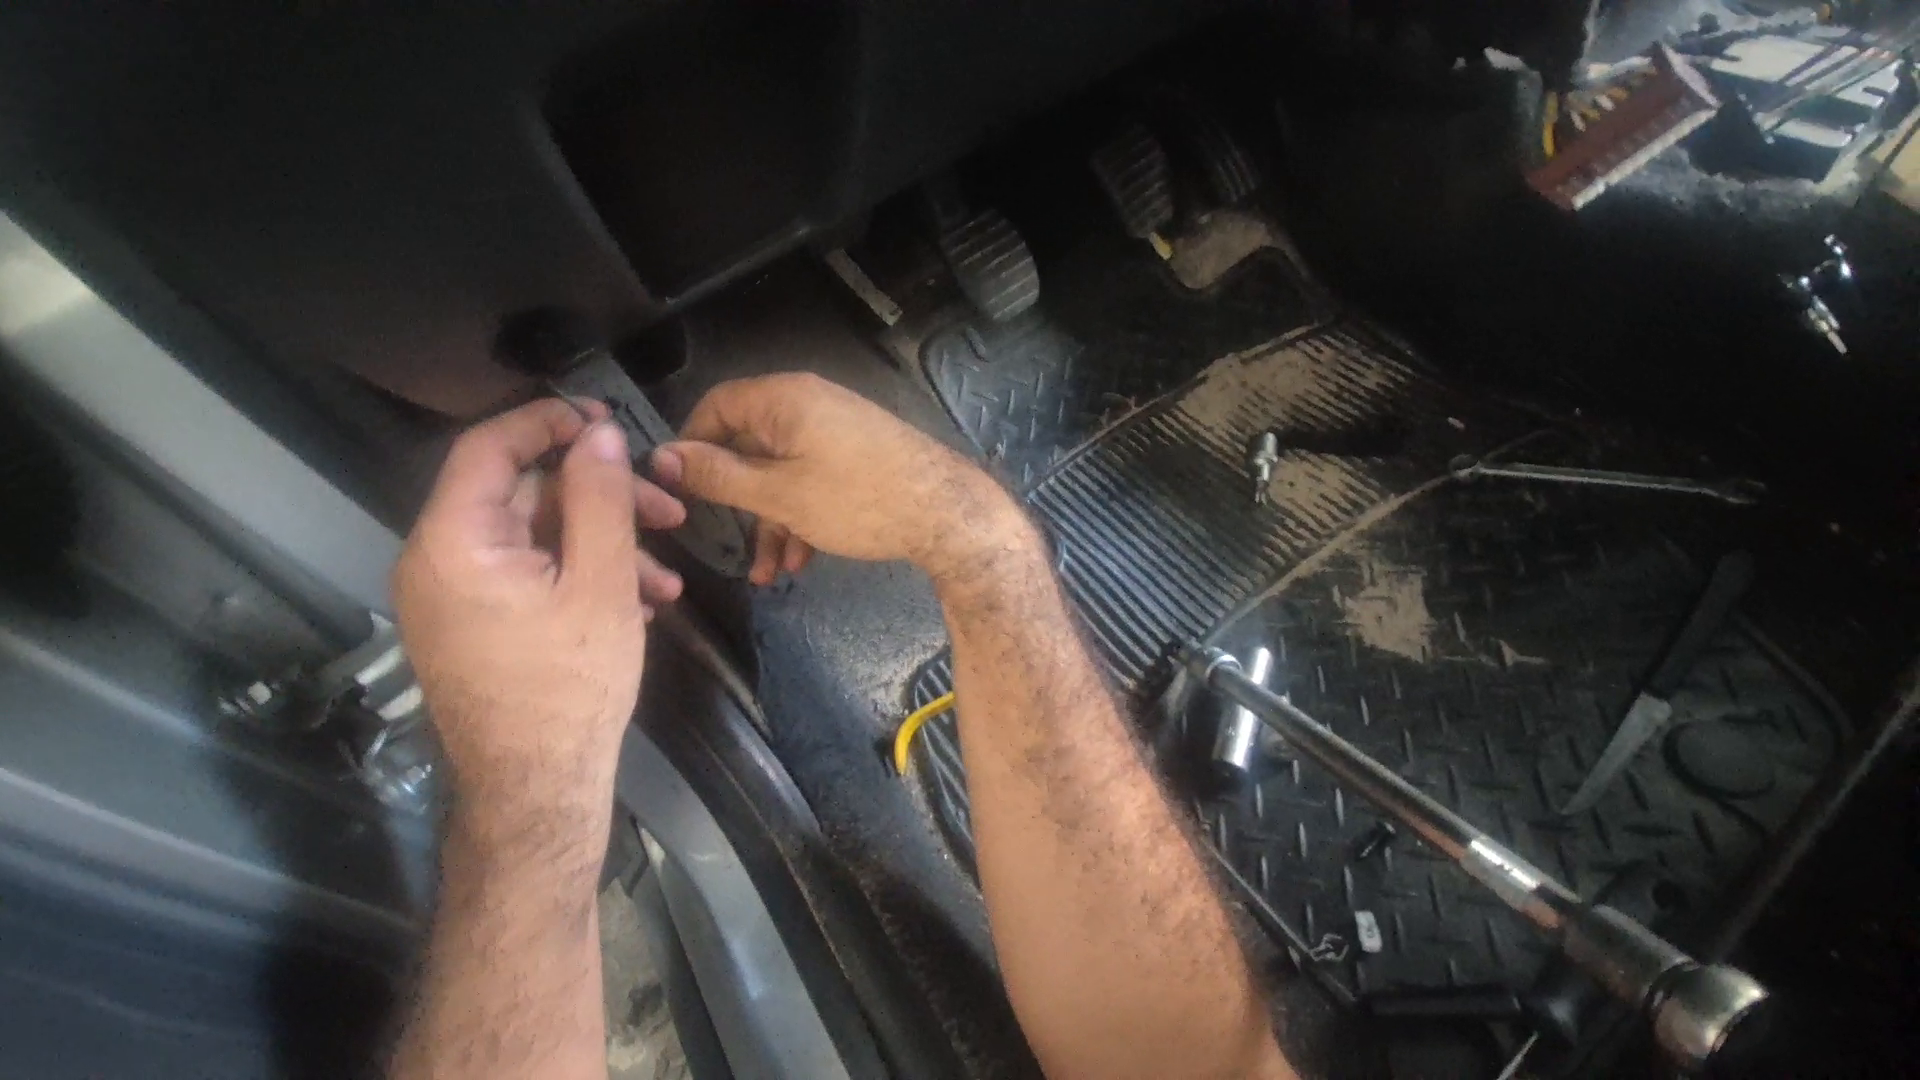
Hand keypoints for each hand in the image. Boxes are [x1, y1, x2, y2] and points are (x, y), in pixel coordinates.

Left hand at [393, 399, 684, 858]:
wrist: (539, 787)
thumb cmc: (572, 684)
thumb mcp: (601, 583)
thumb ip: (600, 499)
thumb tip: (600, 434)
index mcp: (455, 542)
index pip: (490, 448)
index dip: (549, 422)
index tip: (608, 421)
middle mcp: (440, 561)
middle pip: (525, 496)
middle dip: (604, 499)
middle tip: (670, 510)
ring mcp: (457, 597)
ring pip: (538, 539)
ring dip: (607, 545)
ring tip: (668, 579)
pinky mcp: (478, 625)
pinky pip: (531, 576)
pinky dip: (584, 577)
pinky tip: (640, 602)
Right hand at [651, 373, 1027, 583]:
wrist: (948, 515)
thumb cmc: (857, 500)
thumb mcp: (779, 494)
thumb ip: (718, 476)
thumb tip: (662, 457)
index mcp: (784, 400)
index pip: (718, 406)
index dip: (692, 445)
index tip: (678, 488)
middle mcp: (810, 406)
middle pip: (752, 446)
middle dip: (738, 501)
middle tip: (723, 540)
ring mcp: (838, 432)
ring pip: (785, 474)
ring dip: (772, 523)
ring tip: (768, 575)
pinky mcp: (860, 458)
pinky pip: (815, 481)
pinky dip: (803, 516)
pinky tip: (802, 562)